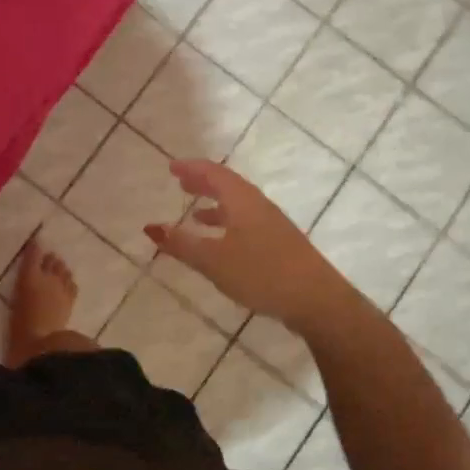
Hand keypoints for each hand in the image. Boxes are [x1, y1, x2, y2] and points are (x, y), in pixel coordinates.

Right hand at [145, 160, 353, 327]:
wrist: (318, 302)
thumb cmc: (261, 274)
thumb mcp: (213, 260)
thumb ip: (181, 244)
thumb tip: (150, 227)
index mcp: (242, 201)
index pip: (214, 174)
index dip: (192, 168)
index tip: (171, 166)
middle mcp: (259, 206)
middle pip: (228, 186)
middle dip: (203, 182)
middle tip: (181, 181)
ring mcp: (273, 225)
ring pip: (239, 205)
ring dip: (216, 204)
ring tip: (195, 210)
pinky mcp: (280, 245)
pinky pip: (247, 222)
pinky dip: (229, 224)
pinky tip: (222, 242)